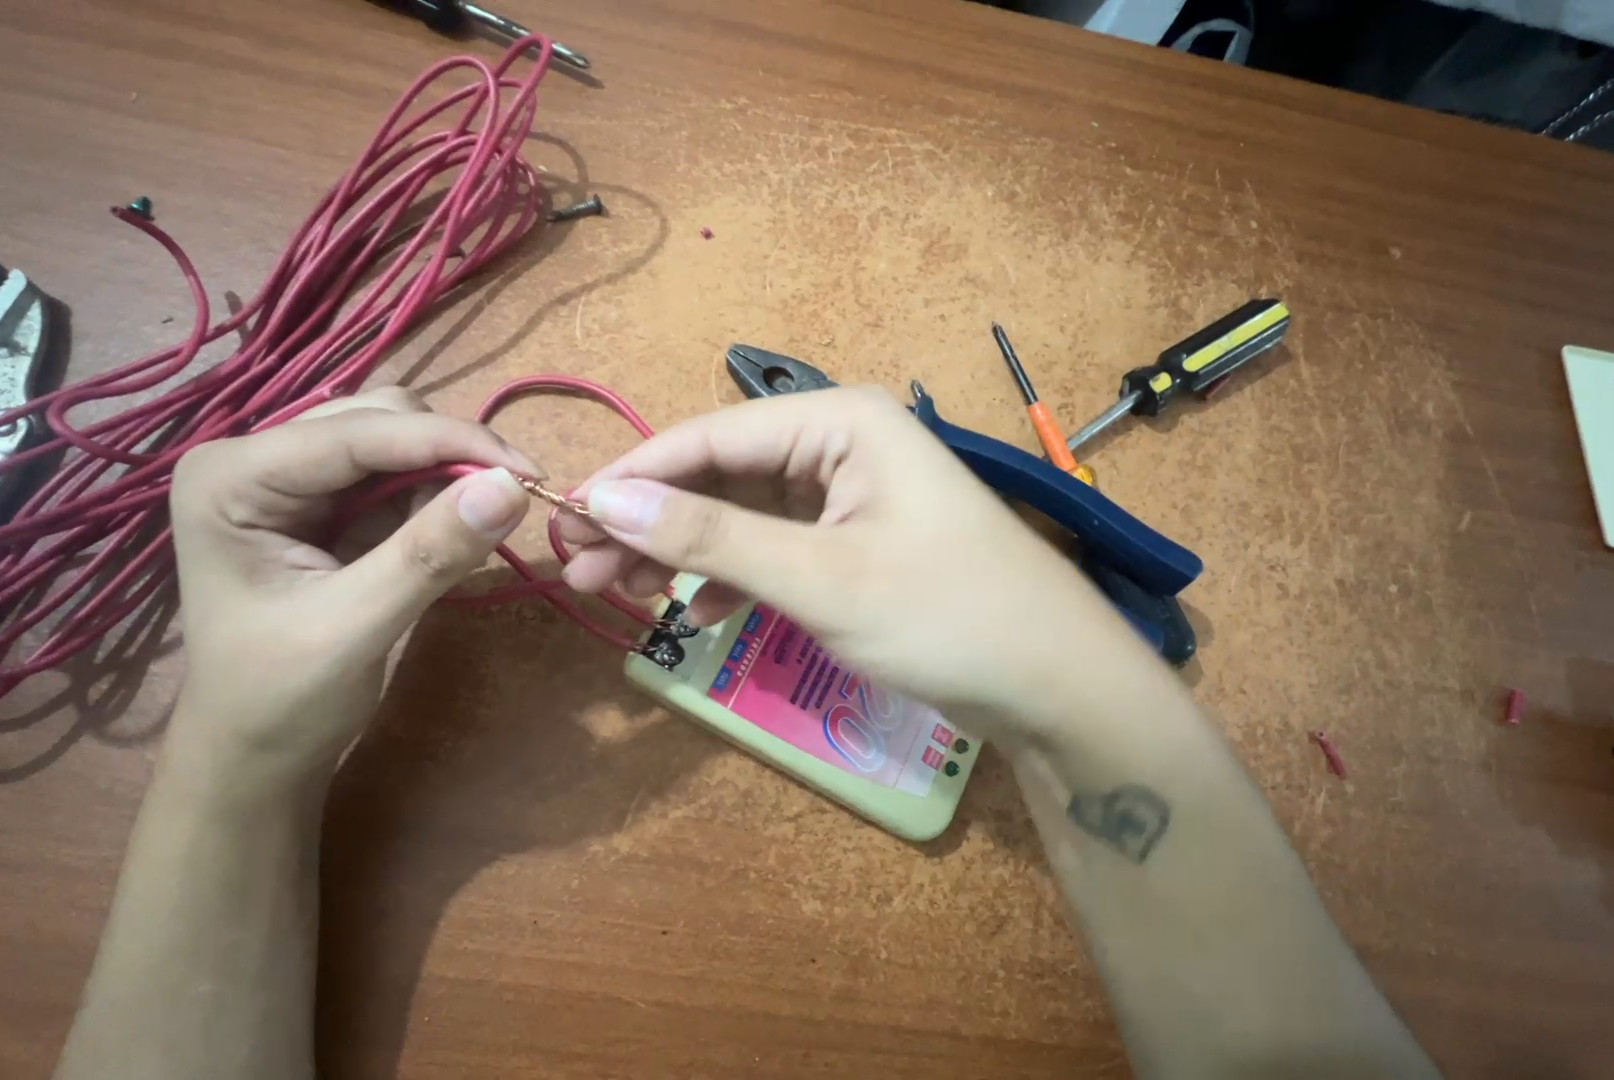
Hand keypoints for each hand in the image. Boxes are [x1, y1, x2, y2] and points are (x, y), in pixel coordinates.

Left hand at [164, 387, 537, 791]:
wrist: (258, 754)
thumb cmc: (282, 699)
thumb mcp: (355, 627)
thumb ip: (430, 553)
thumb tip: (515, 485)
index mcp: (233, 477)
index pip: (357, 432)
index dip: (449, 443)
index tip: (531, 472)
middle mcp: (259, 459)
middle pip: (379, 420)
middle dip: (449, 456)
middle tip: (508, 503)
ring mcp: (296, 479)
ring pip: (398, 440)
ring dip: (449, 475)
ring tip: (476, 527)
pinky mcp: (332, 504)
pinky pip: (403, 476)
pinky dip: (441, 497)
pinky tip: (455, 531)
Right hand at [557, 386, 1163, 738]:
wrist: (1051, 685)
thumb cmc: (943, 614)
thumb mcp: (819, 574)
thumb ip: (712, 535)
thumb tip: (604, 501)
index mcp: (838, 421)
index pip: (708, 437)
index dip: (632, 477)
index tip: (562, 515)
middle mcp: (838, 443)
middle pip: (718, 475)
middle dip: (650, 520)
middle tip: (577, 568)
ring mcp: (845, 496)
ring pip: (739, 514)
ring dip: (681, 550)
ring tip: (617, 590)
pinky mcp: (850, 544)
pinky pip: (771, 547)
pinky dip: (728, 575)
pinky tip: (690, 609)